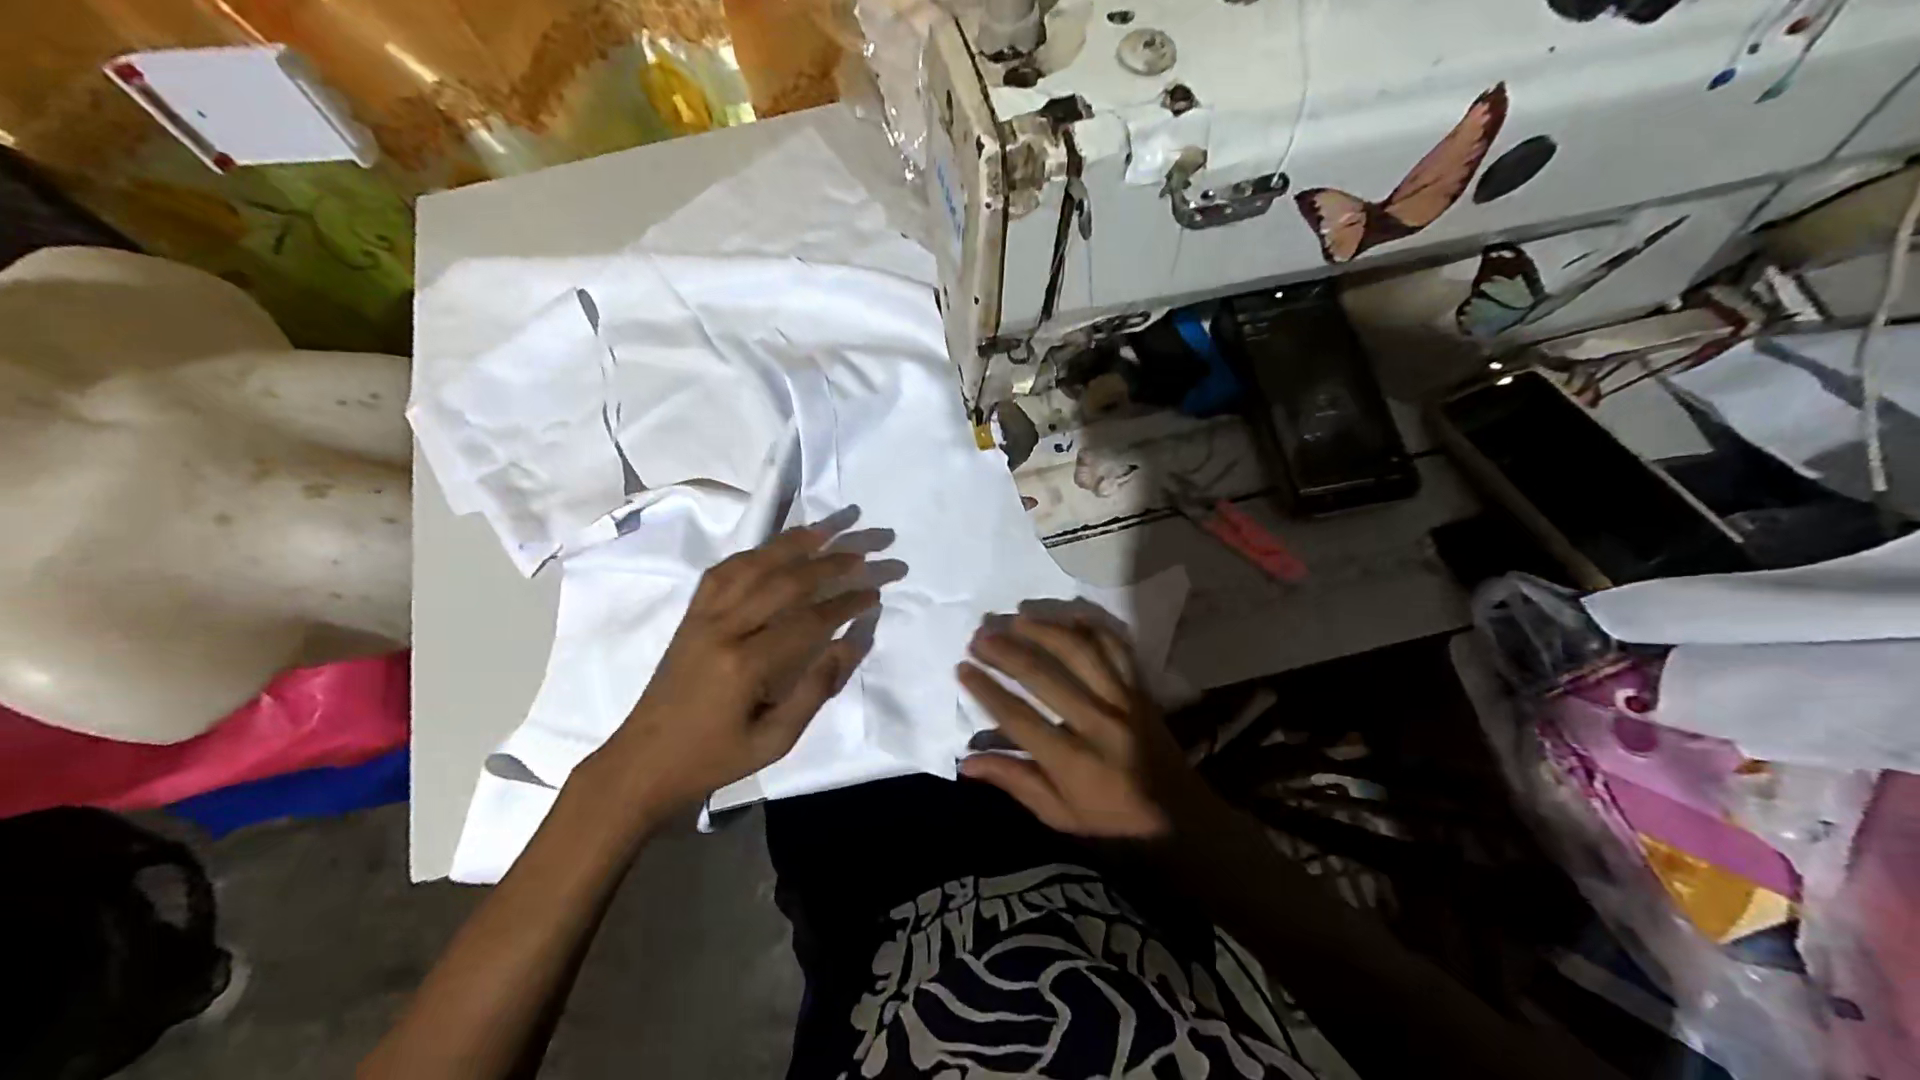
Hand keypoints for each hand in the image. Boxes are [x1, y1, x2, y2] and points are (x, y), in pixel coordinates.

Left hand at [589, 525, 878, 815]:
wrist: (644, 761)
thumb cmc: (715, 757)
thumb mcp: (775, 740)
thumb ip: (815, 689)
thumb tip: (851, 643)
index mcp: (746, 665)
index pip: (808, 620)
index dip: (846, 603)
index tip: (874, 592)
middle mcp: (723, 629)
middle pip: (783, 582)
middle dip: (828, 564)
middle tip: (862, 553)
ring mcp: (702, 617)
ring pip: (752, 566)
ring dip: (791, 544)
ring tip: (825, 529)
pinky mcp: (690, 616)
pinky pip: (722, 573)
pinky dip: (753, 554)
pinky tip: (773, 549)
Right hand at [957, 614, 1221, 838]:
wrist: (1183, 819)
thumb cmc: (1112, 823)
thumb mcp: (1059, 815)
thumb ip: (1015, 782)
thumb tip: (965, 762)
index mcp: (1074, 762)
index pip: (1019, 717)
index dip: (986, 690)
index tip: (962, 668)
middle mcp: (1099, 724)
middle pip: (1045, 676)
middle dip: (1007, 652)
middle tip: (980, 636)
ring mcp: (1125, 702)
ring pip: (1081, 652)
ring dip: (1045, 630)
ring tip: (1016, 618)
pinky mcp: (1142, 690)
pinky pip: (1118, 648)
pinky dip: (1094, 628)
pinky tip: (1069, 616)